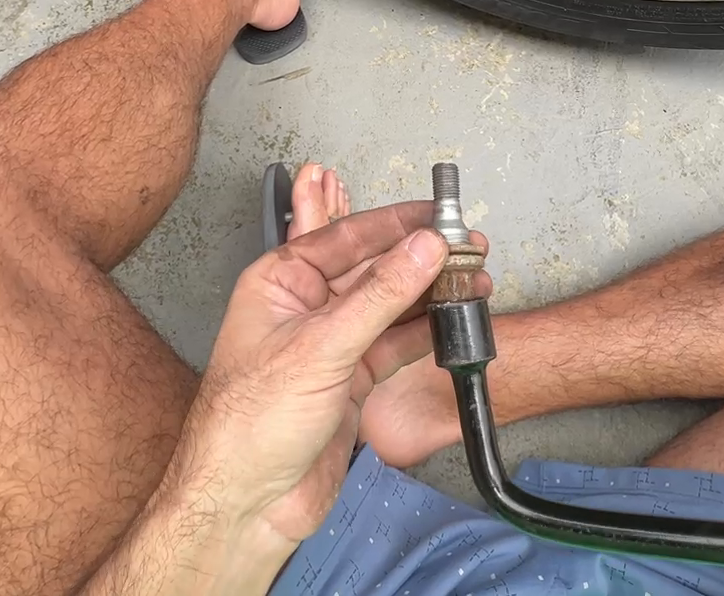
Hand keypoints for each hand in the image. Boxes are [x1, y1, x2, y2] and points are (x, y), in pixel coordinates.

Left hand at [169, 199, 488, 548]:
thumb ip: (380, 294)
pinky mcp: (354, 375)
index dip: (396, 223)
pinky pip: (396, 342)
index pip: (347, 236)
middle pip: (373, 269)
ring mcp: (333, 340)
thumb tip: (426, 246)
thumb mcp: (321, 346)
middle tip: (467, 247)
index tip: (439, 214)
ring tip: (475, 279)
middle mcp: (309, 303)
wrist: (248, 508)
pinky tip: (456, 318)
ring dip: (431, 293)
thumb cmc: (256, 419)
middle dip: (421, 257)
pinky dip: (426, 330)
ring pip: (390, 305)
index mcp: (284, 279)